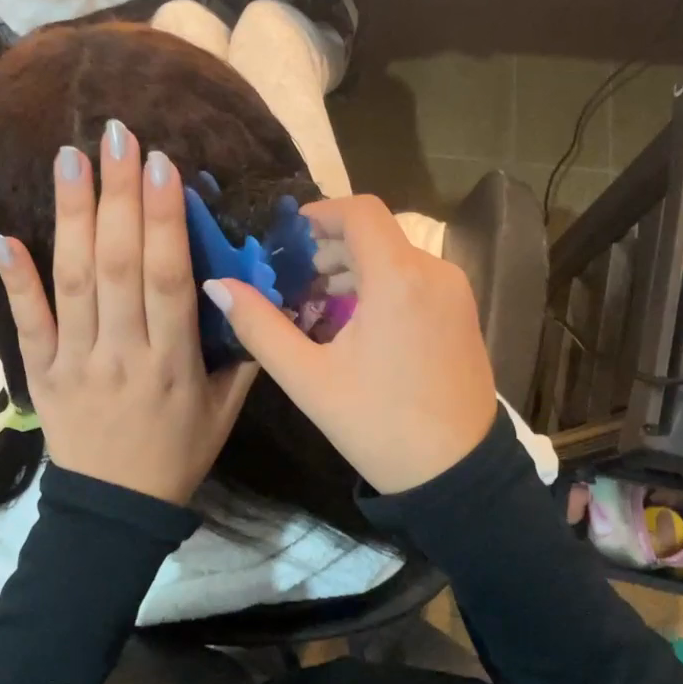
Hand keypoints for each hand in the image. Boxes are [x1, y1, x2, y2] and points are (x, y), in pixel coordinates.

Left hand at [0, 121, 256, 504]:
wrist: (116, 510)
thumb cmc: (177, 455)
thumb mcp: (224, 412)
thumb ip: (238, 353)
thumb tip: (246, 289)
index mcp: (174, 363)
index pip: (168, 279)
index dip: (164, 219)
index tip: (162, 163)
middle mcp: (123, 354)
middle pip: (118, 266)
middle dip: (119, 195)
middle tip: (116, 134)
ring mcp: (76, 362)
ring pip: (74, 281)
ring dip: (72, 216)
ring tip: (71, 157)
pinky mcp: (41, 373)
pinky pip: (27, 323)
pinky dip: (15, 280)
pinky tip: (4, 234)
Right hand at [204, 195, 496, 492]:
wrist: (457, 472)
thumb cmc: (379, 425)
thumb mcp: (310, 379)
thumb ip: (260, 326)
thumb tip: (218, 286)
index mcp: (398, 278)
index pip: (360, 211)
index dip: (319, 214)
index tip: (287, 238)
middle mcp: (435, 272)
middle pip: (377, 235)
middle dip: (331, 249)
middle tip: (292, 282)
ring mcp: (455, 294)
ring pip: (397, 259)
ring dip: (355, 271)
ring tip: (317, 307)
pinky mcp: (464, 316)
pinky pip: (417, 282)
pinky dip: (383, 288)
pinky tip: (356, 326)